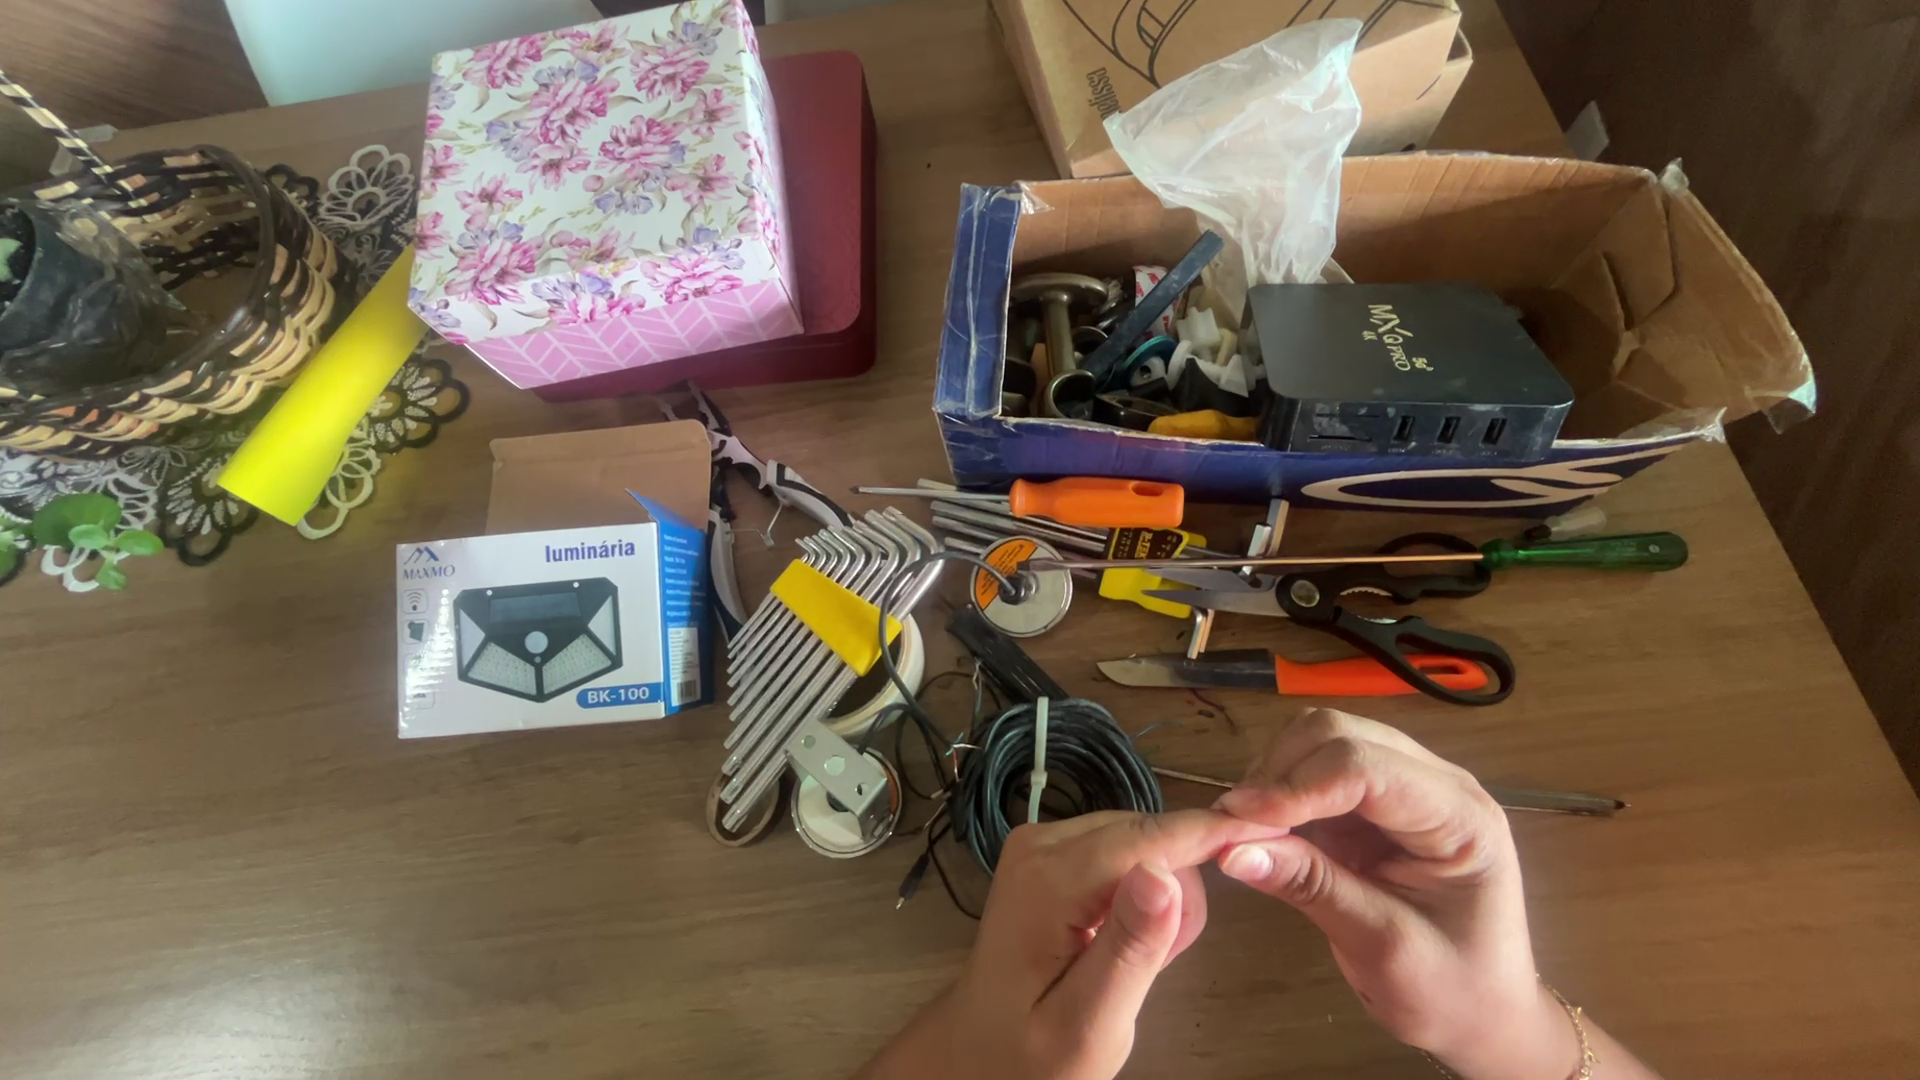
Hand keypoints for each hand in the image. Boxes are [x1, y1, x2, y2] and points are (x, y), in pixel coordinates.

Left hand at [857, 810, 1289, 1079]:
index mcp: (1049, 879)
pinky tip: (1121, 936)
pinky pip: (1119, 848)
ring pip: (1139, 837)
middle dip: (1178, 886)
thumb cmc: (1031, 1053)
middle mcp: (1042, 841)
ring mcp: (1042, 841)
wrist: (977, 1048)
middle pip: (1147, 834)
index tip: (1273, 823)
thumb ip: (1130, 948)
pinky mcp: (1049, 851)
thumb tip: (1166, 871)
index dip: (1210, 831)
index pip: (1147, 838)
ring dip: (1160, 892)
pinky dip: (1139, 888)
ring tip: (1138, 957)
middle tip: (1165, 958)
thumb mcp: (1088, 1023)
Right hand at [1212, 709, 1578, 1079]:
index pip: (1366, 768)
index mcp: (1461, 817)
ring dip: (1272, 772)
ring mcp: (1400, 779)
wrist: (1480, 1010)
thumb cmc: (1451, 991)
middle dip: (1278, 770)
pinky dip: (1276, 783)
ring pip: (1316, 736)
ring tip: (1244, 824)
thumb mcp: (1383, 948)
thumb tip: (1230, 851)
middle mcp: (1433, 780)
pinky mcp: (1368, 791)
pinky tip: (1261, 823)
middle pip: (1337, 734)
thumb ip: (1311, 888)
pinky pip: (1309, 760)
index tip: (1236, 819)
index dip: (1296, 785)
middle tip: (1234, 822)